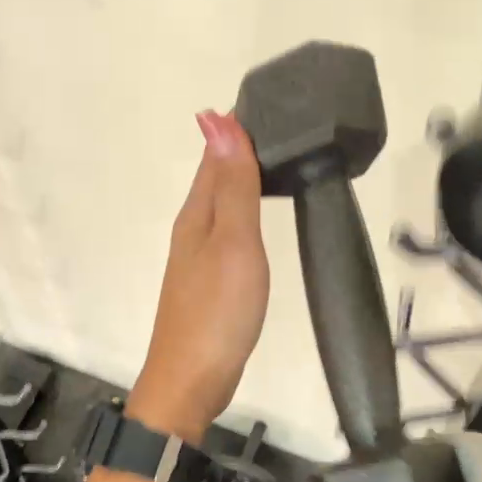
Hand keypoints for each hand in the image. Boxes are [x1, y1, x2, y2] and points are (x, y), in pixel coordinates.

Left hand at [127, 111, 267, 441]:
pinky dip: (243, 220)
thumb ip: (231, 186)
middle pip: (216, 180)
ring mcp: (197, 264)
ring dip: (243, 184)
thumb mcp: (232, 243)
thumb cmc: (215, 313)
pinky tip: (257, 223)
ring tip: (281, 162)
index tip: (278, 98)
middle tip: (290, 124)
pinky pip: (226, 240)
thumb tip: (214, 118)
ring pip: (221, 210)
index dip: (240, 127)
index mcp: (196, 217)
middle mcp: (191, 234)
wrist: (191, 384)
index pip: (216, 156)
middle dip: (244, 150)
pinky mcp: (208, 291)